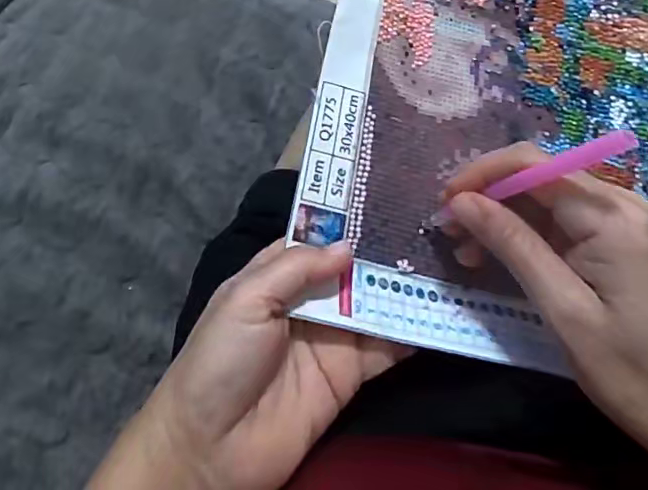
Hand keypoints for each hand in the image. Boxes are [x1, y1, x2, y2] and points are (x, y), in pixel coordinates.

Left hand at [89, 242, 410, 489]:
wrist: (212, 449)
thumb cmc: (221, 358)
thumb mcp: (246, 298)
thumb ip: (296, 268)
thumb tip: (347, 246)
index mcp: (274, 275)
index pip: (314, 239)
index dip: (342, 221)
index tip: (378, 198)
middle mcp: (305, 301)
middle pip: (348, 270)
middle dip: (379, 252)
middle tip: (420, 228)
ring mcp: (329, 338)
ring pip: (370, 305)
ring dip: (398, 288)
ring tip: (436, 262)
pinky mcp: (348, 378)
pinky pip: (383, 350)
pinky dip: (407, 333)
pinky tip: (434, 311)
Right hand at [443, 143, 647, 489]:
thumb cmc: (634, 372)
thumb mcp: (564, 310)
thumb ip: (512, 245)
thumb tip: (460, 201)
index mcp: (612, 215)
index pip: (532, 165)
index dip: (482, 174)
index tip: (444, 203)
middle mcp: (620, 203)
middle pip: (537, 177)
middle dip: (487, 197)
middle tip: (448, 232)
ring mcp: (621, 220)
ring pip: (543, 198)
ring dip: (500, 217)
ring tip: (465, 250)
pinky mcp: (617, 239)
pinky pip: (560, 220)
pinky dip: (524, 233)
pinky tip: (498, 256)